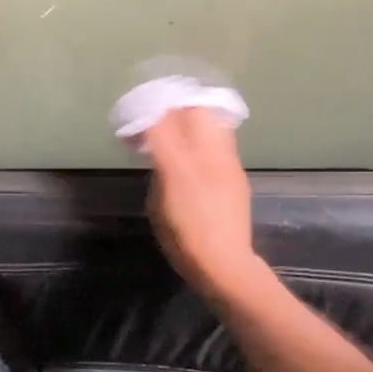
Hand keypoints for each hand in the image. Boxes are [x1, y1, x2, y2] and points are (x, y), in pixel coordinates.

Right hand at [143, 108, 258, 295]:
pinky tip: (199, 151)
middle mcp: (205, 155)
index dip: (143, 117)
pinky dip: (207, 135)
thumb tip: (160, 154)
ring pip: (212, 118)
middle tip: (159, 121)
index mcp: (177, 165)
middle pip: (192, 109)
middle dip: (173, 108)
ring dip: (193, 118)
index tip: (133, 127)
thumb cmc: (182, 241)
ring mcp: (227, 160)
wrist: (225, 262)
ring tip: (181, 131)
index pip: (159, 122)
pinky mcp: (238, 170)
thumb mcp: (155, 206)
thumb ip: (158, 172)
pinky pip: (222, 138)